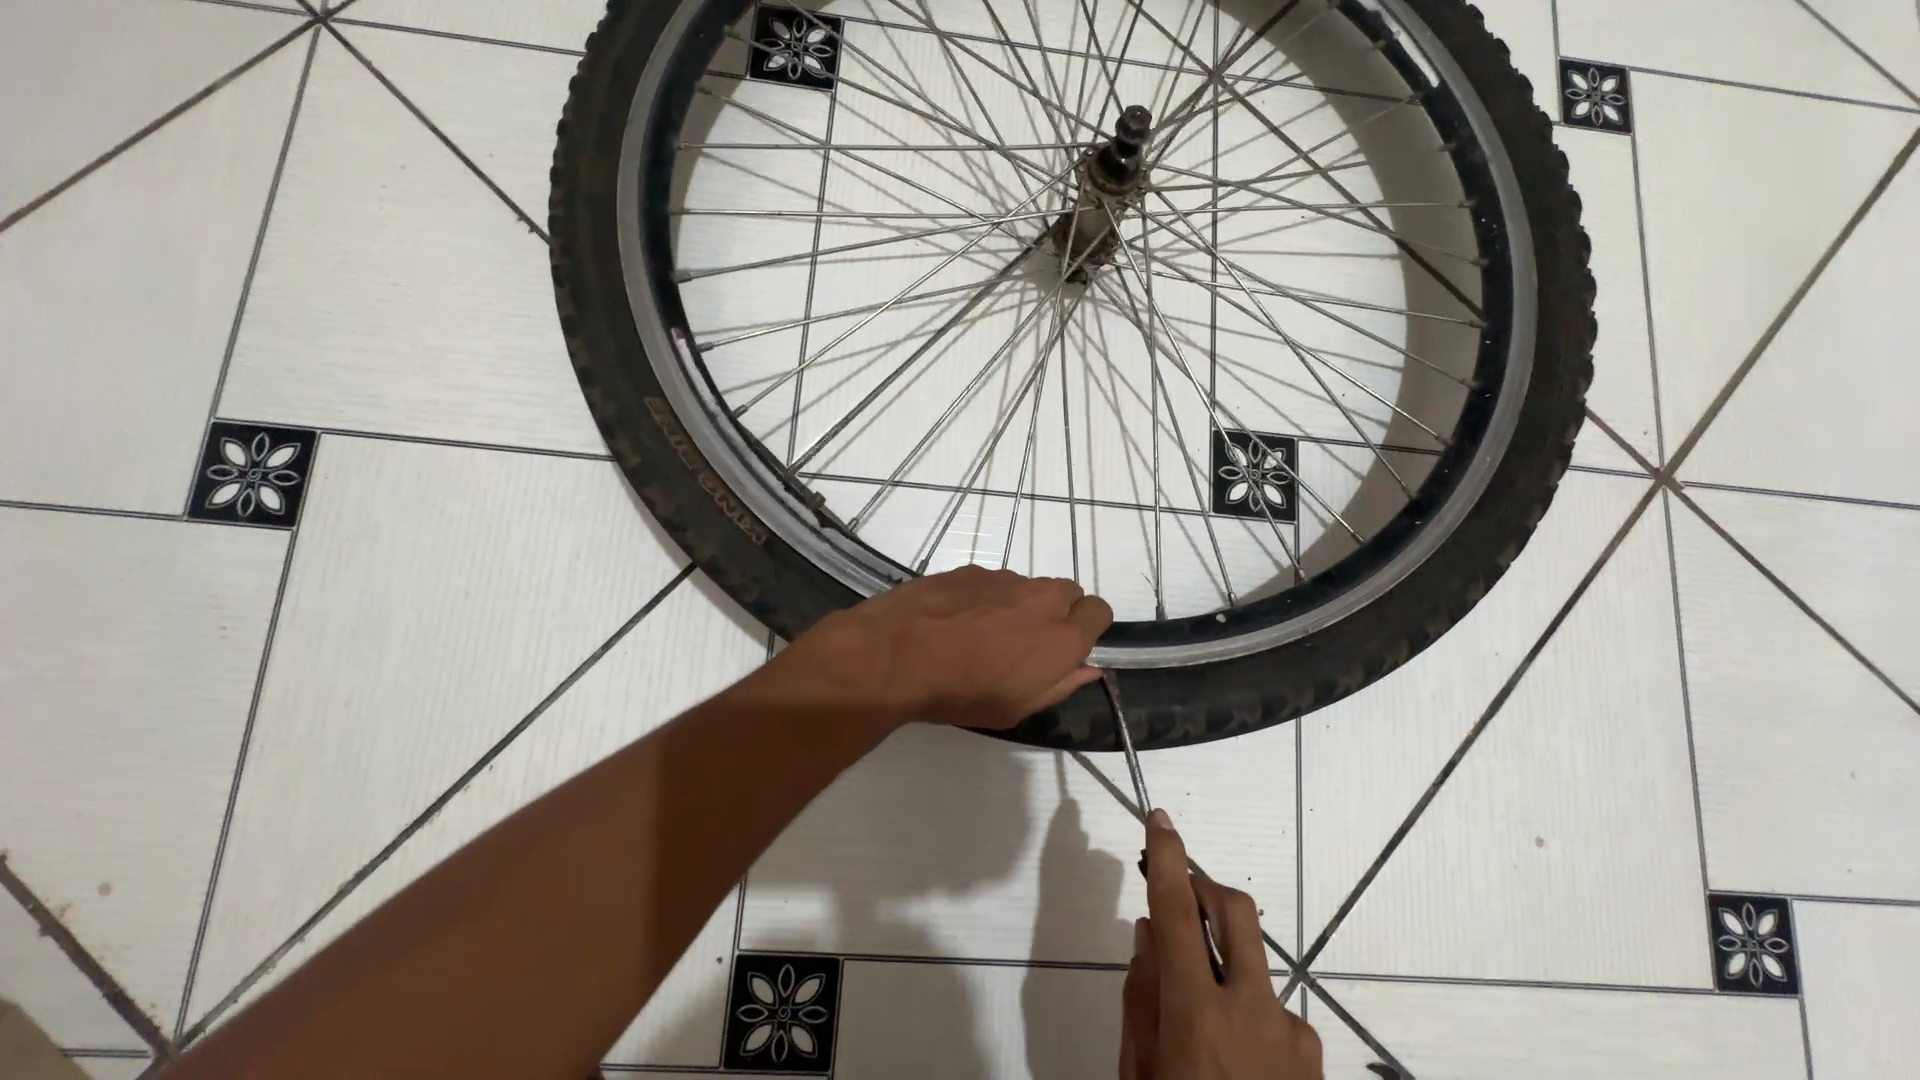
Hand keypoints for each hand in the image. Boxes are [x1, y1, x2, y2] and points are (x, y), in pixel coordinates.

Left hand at [777, 565, 1112, 729]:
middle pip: (1069, 592)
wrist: (896, 655)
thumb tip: (1088, 669)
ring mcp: (1004, 579)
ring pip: (1029, 586)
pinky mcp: (970, 569)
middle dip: (1058, 613)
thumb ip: (1059, 685)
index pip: (1100, 612)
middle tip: (1029, 642)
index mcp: (1061, 636)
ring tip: (985, 633)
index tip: (1068, 647)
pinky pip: (994, 581)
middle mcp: (1041, 598)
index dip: (1088, 628)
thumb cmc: (961, 694)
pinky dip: (986, 597)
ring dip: (1020, 605)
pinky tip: (957, 620)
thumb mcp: (1016, 708)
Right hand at [1121, 809, 1322, 1079]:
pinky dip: (1245, 1008)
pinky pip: (1272, 1007)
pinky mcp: (1313, 1052)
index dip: (1168, 859)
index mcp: (1197, 1014)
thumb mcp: (1139, 1071)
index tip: (1160, 817)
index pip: (1176, 914)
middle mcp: (1252, 1010)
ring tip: (1200, 1012)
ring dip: (1223, 961)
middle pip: (1235, 911)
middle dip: (1205, 884)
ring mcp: (1292, 1031)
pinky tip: (1232, 1056)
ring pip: (1253, 962)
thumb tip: (1149, 934)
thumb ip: (1143, 998)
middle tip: (1181, 888)